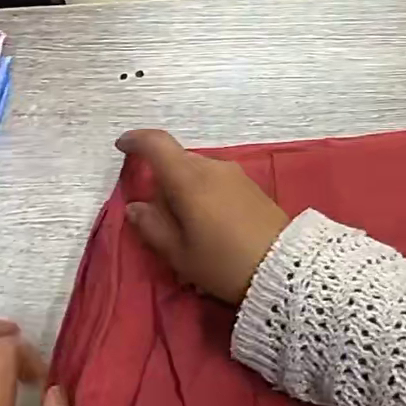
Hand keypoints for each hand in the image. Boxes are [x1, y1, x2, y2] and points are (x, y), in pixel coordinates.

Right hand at [115, 129, 290, 304]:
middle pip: (178, 161)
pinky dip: (203, 192)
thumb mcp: (179, 253)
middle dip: (162, 180)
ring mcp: (235, 173)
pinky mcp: (251, 184)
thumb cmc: (223, 261)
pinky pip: (215, 179)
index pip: (158, 144)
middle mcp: (213, 167)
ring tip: (187, 227)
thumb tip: (136, 206)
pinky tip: (208, 222)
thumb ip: (152, 226)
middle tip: (159, 218)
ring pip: (197, 170)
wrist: (283, 265)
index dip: (137, 140)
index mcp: (190, 178)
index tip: (122, 146)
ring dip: (184, 188)